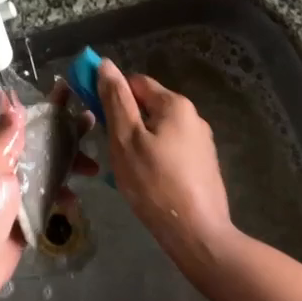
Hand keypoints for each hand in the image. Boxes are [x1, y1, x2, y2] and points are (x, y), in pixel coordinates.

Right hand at [98, 58, 234, 263]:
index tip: (97, 118)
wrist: (199, 236)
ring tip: (129, 170)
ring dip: (139, 141)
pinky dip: (155, 158)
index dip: (112, 95)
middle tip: (112, 150)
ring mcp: (201, 142)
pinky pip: (171, 149)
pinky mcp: (204, 165)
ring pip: (158, 130)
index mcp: (174, 104)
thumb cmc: (155, 184)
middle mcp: (193, 116)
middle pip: (148, 106)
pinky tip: (149, 182)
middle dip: (126, 122)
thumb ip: (115, 100)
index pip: (135, 82)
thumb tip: (105, 64)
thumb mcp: (125, 139)